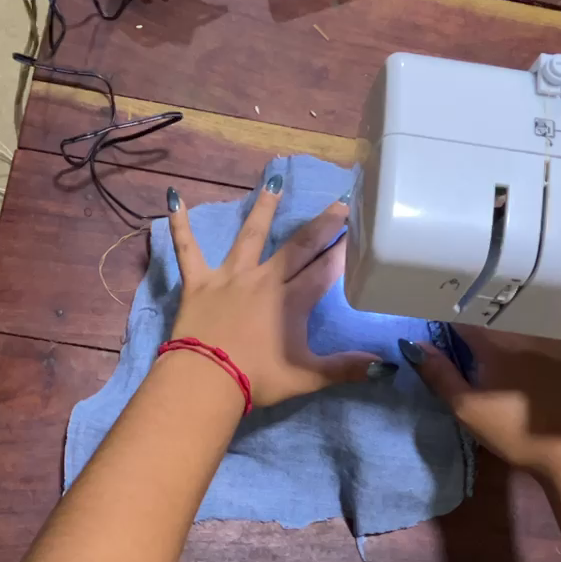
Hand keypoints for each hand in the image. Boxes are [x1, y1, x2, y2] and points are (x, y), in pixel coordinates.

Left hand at [165, 181, 383, 406]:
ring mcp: (230, 276)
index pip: (325, 270)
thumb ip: (345, 368)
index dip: (344, 251)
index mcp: (291, 301)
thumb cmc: (256, 379)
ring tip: (274, 182)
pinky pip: (187, 248)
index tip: (361, 230)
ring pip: (250, 235)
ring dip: (264, 208)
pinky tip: (174, 198)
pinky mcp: (198, 281)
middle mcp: (264, 279)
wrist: (206, 379)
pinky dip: (180, 224)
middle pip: (298, 246)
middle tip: (340, 203)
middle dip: (321, 225)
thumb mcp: (307, 377)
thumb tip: (386, 366)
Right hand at [402, 325, 560, 475]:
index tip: (438, 324)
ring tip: (495, 334)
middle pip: (495, 317)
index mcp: (497, 344)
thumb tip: (414, 345)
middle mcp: (527, 334)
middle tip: (464, 331)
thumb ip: (440, 375)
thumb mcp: (467, 409)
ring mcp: (556, 342)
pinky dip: (535, 331)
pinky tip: (531, 345)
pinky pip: (550, 330)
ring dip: (506, 322)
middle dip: (477, 320)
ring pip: (524, 320)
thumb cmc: (516, 433)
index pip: (465, 319)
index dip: (448, 319)